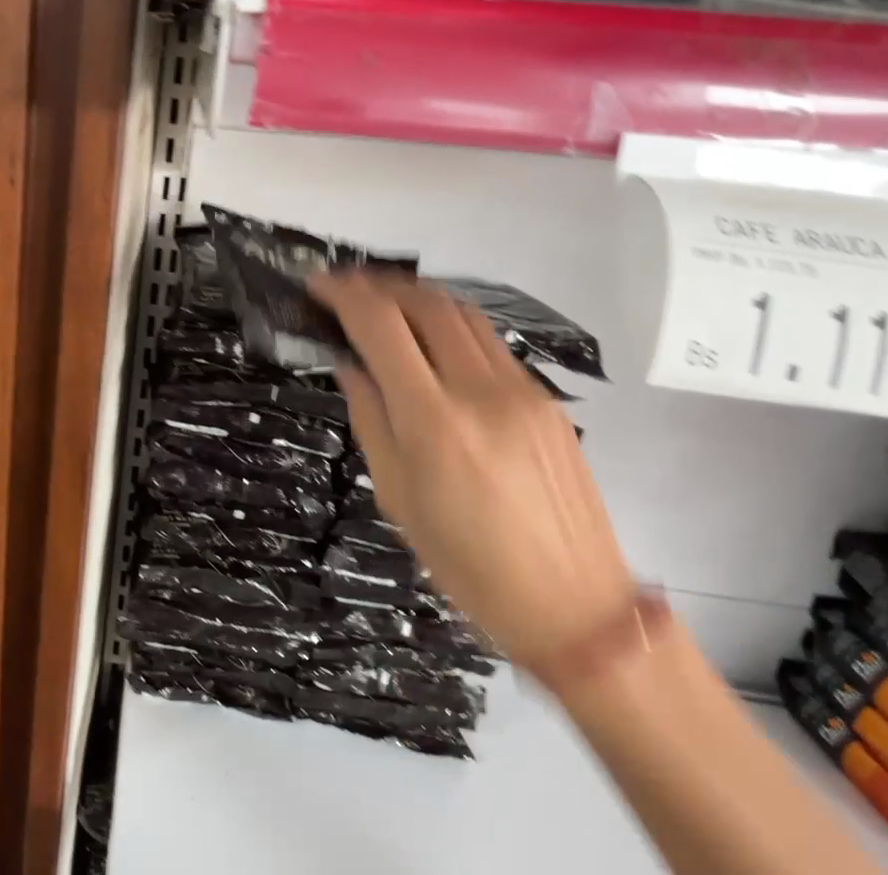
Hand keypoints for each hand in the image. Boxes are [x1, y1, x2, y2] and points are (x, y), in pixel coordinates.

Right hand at [307, 269, 635, 663]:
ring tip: (383, 303)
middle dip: (380, 285)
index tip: (317, 286)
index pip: (381, 327)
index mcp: (434, 420)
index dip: (344, 296)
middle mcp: (481, 390)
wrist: (570, 602)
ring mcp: (522, 391)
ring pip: (465, 315)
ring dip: (418, 298)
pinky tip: (431, 345)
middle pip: (427, 304)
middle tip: (345, 288)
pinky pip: (490, 344)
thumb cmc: (464, 564)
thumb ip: (371, 419)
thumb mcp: (396, 495)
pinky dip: (451, 328)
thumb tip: (351, 366)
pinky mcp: (547, 400)